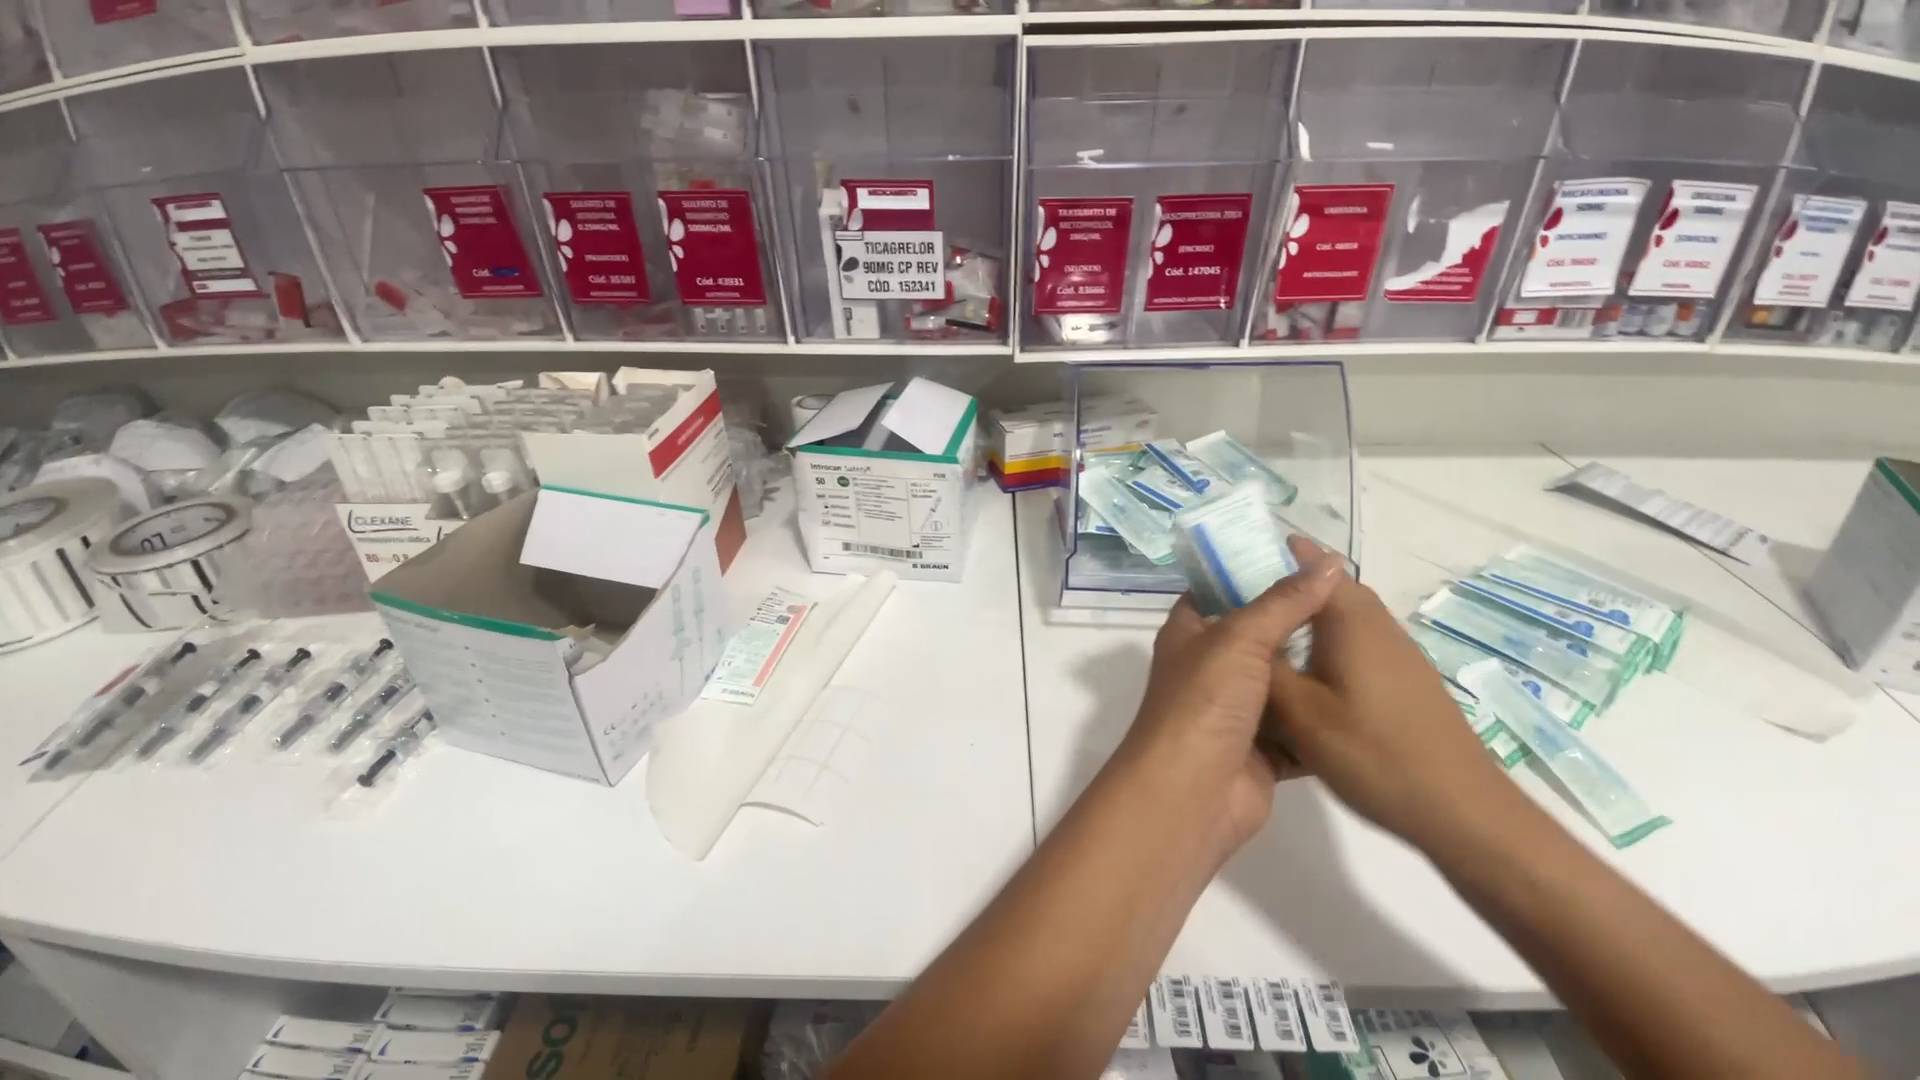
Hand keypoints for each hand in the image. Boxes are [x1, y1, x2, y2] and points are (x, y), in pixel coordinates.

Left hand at [1112, 545, 1340, 865]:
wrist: (1191, 794)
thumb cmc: (1203, 703)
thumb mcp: (1240, 638)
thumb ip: (1284, 601)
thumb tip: (1328, 561)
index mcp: (1189, 634)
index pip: (1216, 590)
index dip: (1251, 572)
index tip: (1303, 558)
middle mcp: (1209, 669)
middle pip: (1258, 637)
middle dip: (1298, 621)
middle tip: (1354, 600)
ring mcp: (1235, 712)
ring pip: (1282, 684)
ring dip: (1316, 671)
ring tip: (1371, 640)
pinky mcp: (1262, 751)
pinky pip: (1300, 728)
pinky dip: (1325, 717)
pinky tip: (1367, 698)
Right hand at [1265, 538, 1516, 847]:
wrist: (1460, 809)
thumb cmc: (1375, 756)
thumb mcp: (1302, 715)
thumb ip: (1266, 668)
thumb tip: (1240, 634)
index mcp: (1352, 622)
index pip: (1314, 564)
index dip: (1276, 554)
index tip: (1234, 559)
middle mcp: (1378, 626)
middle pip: (1329, 588)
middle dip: (1287, 585)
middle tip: (1237, 603)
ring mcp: (1396, 654)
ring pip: (1343, 618)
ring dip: (1306, 617)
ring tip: (1261, 639)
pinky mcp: (1403, 681)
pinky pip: (1354, 644)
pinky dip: (1323, 644)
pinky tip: (1302, 678)